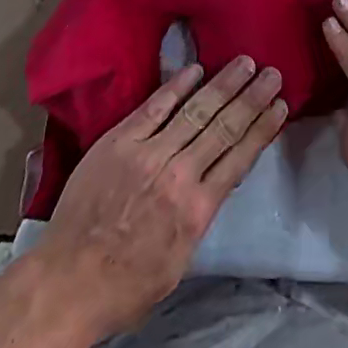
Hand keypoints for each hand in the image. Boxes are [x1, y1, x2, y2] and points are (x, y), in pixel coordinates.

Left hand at [30, 58, 287, 342]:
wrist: (66, 283)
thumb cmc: (126, 284)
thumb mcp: (180, 260)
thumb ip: (201, 216)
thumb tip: (218, 183)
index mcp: (197, 208)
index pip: (240, 156)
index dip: (263, 128)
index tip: (280, 105)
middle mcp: (179, 174)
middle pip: (224, 126)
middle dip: (252, 98)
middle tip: (273, 73)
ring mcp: (147, 154)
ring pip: (195, 111)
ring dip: (224, 84)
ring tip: (245, 63)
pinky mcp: (118, 142)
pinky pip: (153, 108)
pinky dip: (176, 86)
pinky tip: (195, 69)